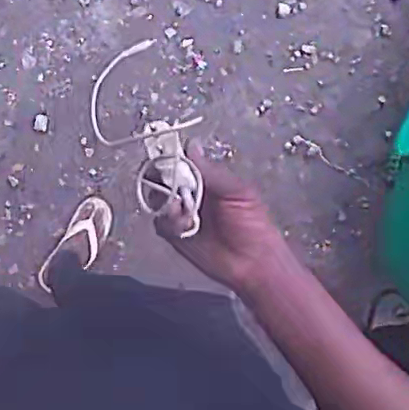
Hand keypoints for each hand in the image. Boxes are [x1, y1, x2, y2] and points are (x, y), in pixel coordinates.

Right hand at [154, 147, 290, 296]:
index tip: (163, 156)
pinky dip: (168, 222)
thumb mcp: (236, 192)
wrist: (252, 263)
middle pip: (161, 177)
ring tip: (182, 210)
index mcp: (205, 178)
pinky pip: (159, 222)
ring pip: (157, 199)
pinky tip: (184, 226)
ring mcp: (180, 212)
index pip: (179, 160)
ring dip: (165, 202)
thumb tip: (191, 146)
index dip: (168, 156)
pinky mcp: (174, 233)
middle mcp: (189, 192)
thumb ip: (211, 171)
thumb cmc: (252, 224)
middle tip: (171, 186)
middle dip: (161, 179)